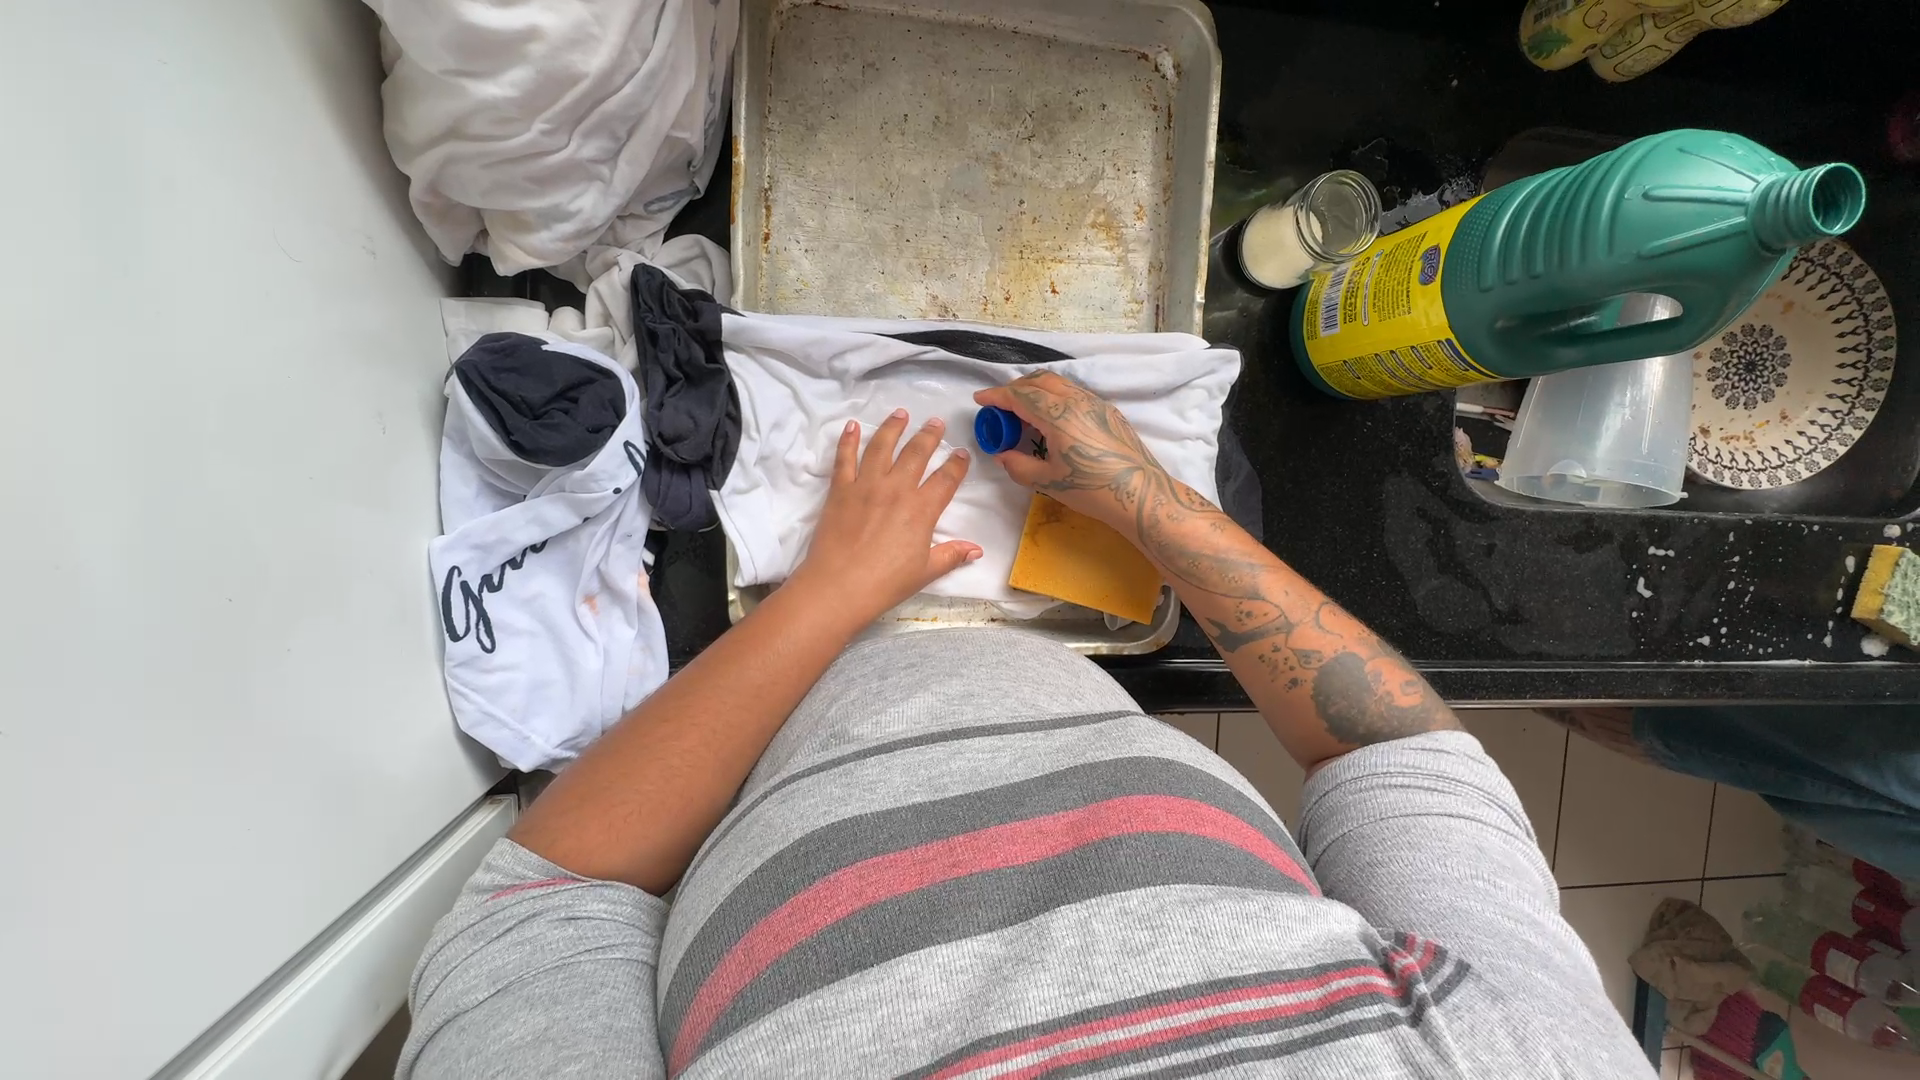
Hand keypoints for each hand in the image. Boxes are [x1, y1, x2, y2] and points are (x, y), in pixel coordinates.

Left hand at [786, 408, 980, 624]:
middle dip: (928, 436)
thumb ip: (951, 555)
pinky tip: (852, 426)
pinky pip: (844, 458)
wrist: (839, 586)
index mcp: (922, 510)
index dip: (956, 465)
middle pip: (916, 453)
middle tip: (936, 422)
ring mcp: (866, 486)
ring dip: (893, 428)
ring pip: (882, 447)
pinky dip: (848, 440)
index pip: (945, 479)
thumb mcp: (925, 572)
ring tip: (901, 413)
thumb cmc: (886, 583)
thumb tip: (976, 550)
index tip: (962, 454)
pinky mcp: (840, 490)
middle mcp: (896, 489)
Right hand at [972, 373, 1166, 539]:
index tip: (980, 400)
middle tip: (1000, 407)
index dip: (997, 396)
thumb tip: (1003, 455)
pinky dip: (1055, 397)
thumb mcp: (1048, 481)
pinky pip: (1074, 393)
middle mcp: (1077, 400)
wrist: (1140, 494)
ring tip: (1024, 412)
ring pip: (1060, 384)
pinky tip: (1051, 420)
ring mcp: (1096, 403)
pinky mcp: (1108, 412)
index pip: (1021, 396)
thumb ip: (1019, 465)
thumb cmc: (1091, 489)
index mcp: (1059, 415)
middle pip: (1040, 381)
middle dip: (1015, 389)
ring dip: (1036, 391)